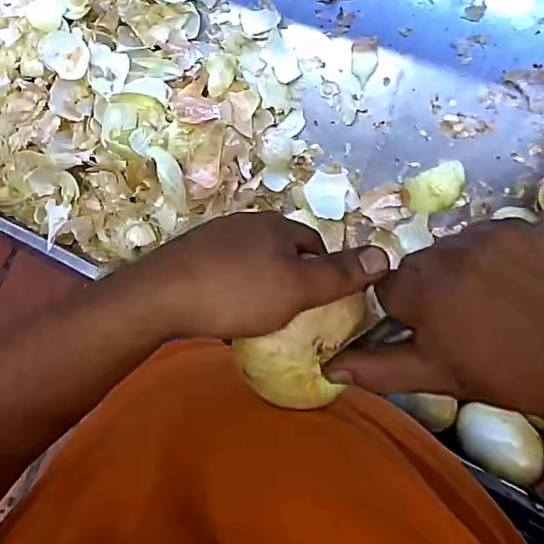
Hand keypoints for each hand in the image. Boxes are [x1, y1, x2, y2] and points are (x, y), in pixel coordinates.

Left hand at [119, 212, 389, 339]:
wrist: (160, 296)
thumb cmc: (236, 292)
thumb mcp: (298, 288)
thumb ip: (340, 274)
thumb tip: (384, 254)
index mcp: (275, 225)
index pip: (314, 246)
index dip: (324, 276)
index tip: (319, 308)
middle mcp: (246, 223)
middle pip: (282, 254)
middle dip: (290, 283)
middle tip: (289, 318)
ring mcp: (215, 237)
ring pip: (252, 265)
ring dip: (260, 289)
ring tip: (254, 321)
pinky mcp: (191, 256)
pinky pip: (225, 274)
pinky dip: (231, 293)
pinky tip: (223, 316)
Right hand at [323, 219, 543, 419]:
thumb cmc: (502, 376)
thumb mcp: (435, 375)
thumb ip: (377, 368)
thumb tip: (329, 367)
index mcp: (422, 291)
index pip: (389, 288)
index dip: (410, 312)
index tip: (438, 330)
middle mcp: (448, 254)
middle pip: (419, 265)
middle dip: (432, 289)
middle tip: (467, 320)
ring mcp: (485, 236)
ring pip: (448, 248)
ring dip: (458, 269)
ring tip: (492, 301)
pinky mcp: (515, 228)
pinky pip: (481, 233)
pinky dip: (487, 252)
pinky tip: (509, 281)